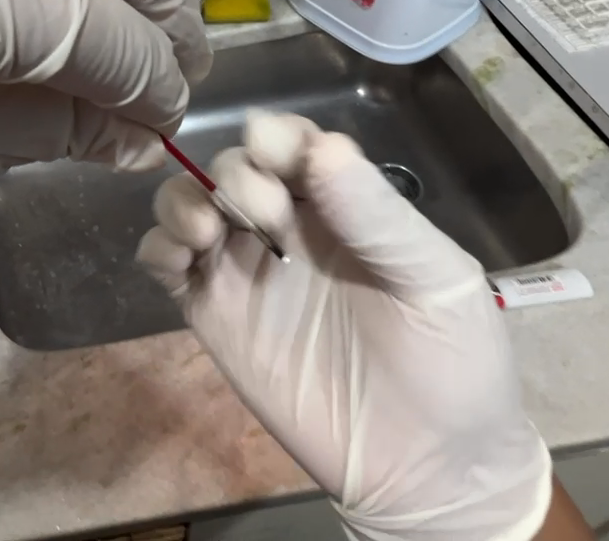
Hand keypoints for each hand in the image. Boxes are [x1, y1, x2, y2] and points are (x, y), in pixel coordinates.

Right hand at [138, 112, 552, 540]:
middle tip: (265, 219)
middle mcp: (281, 226)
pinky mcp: (208, 310)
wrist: (426, 472)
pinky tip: (179, 260)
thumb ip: (375, 213)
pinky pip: (161, 259)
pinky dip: (157, 245)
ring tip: (205, 233)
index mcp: (337, 206)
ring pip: (184, 201)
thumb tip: (322, 146)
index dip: (274, 135)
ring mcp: (240, 268)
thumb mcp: (434, 279)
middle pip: (231, 167)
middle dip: (236, 177)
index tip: (269, 146)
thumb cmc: (451, 365)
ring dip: (182, 201)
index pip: (291, 144)